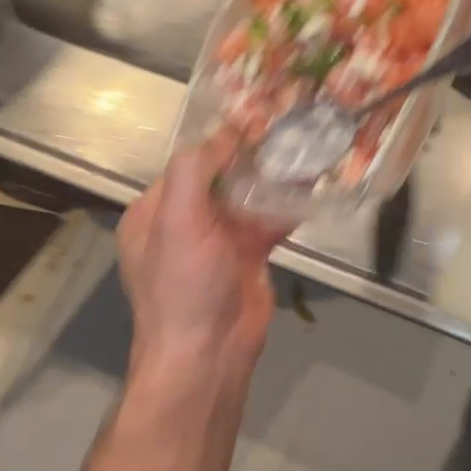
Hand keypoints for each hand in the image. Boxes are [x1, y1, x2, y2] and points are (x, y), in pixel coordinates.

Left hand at [118, 131, 289, 377]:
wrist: (209, 353)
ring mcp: (220, 238)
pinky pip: (271, 218)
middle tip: (293, 128)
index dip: (223, 138)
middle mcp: (186, 220)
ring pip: (251, 194)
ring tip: (309, 149)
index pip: (190, 161)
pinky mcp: (250, 253)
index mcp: (156, 211)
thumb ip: (195, 172)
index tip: (260, 117)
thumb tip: (228, 133)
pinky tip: (314, 187)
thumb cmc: (184, 286)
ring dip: (276, 176)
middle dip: (255, 154)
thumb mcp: (178, 222)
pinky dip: (290, 204)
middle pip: (224, 174)